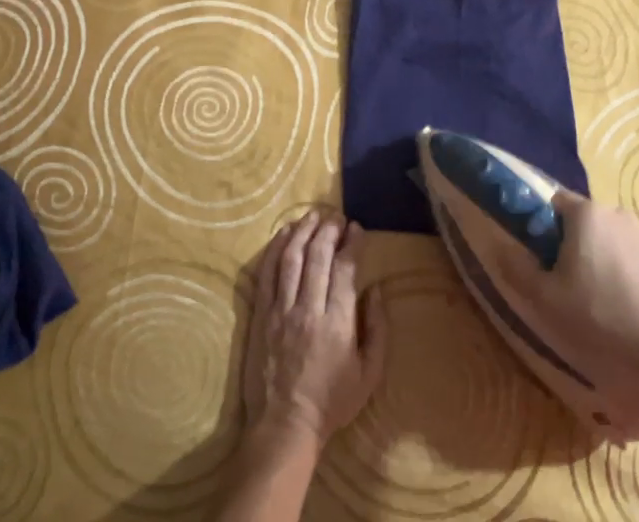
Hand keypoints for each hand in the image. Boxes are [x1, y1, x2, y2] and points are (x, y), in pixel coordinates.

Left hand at [241, 210, 387, 450]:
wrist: (285, 424)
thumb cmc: (332, 401)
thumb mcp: (370, 373)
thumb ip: (378, 328)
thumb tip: (377, 290)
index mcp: (338, 322)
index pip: (345, 269)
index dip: (352, 244)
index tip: (357, 228)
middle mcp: (308, 309)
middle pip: (317, 257)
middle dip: (328, 230)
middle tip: (336, 217)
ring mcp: (280, 311)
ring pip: (290, 259)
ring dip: (302, 232)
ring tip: (312, 215)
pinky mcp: (260, 316)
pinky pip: (266, 274)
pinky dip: (275, 250)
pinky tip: (283, 234)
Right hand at [530, 189, 638, 375]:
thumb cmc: (600, 316)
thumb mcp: (545, 298)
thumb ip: (516, 267)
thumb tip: (499, 246)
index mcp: (587, 214)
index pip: (553, 201)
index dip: (541, 226)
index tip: (540, 257)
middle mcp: (618, 214)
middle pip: (583, 221)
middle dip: (570, 244)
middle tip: (565, 283)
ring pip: (610, 240)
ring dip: (599, 259)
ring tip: (598, 300)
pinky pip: (634, 258)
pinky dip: (625, 274)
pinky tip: (626, 307)